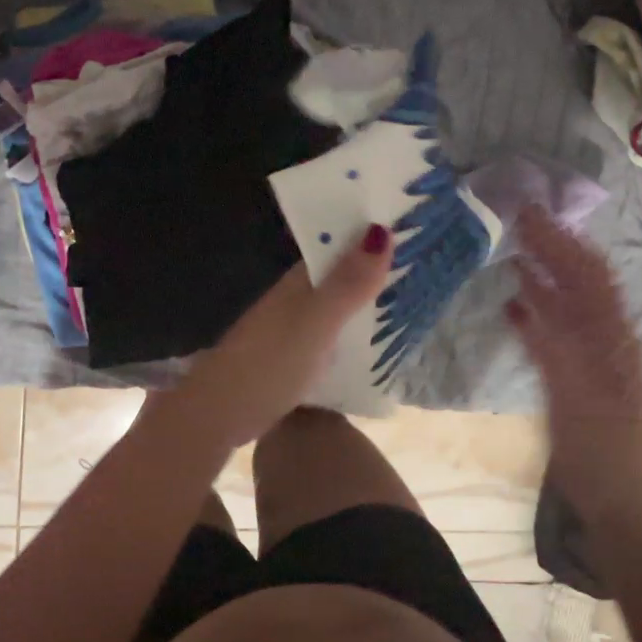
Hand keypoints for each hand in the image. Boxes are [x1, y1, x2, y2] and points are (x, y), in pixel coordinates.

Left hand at [142, 225, 393, 452]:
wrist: (217, 415)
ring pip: (335, 309)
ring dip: (365, 304)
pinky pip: (331, 338)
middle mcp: (294, 302)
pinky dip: (353, 336)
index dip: (371, 235)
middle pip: (339, 278)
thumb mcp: (314, 323)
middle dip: (374, 270)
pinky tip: (377, 346)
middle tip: (424, 265)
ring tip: (413, 302)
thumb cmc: (268, 364)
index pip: (338, 247)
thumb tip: (381, 229)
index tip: (413, 226)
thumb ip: (347, 284)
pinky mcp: (291, 362)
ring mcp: (291, 332)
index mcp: (298, 284)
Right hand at [507, 209, 641, 523]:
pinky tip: (516, 303)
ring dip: (546, 273)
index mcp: (614, 341)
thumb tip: (523, 304)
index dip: (562, 241)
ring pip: (570, 304)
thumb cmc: (605, 459)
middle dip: (553, 246)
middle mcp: (609, 340)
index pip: (588, 275)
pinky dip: (538, 311)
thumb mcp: (578, 405)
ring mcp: (595, 359)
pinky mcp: (579, 378)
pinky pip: (556, 333)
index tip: (530, 211)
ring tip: (516, 247)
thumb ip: (553, 355)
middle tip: (518, 216)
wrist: (626, 506)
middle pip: (581, 281)